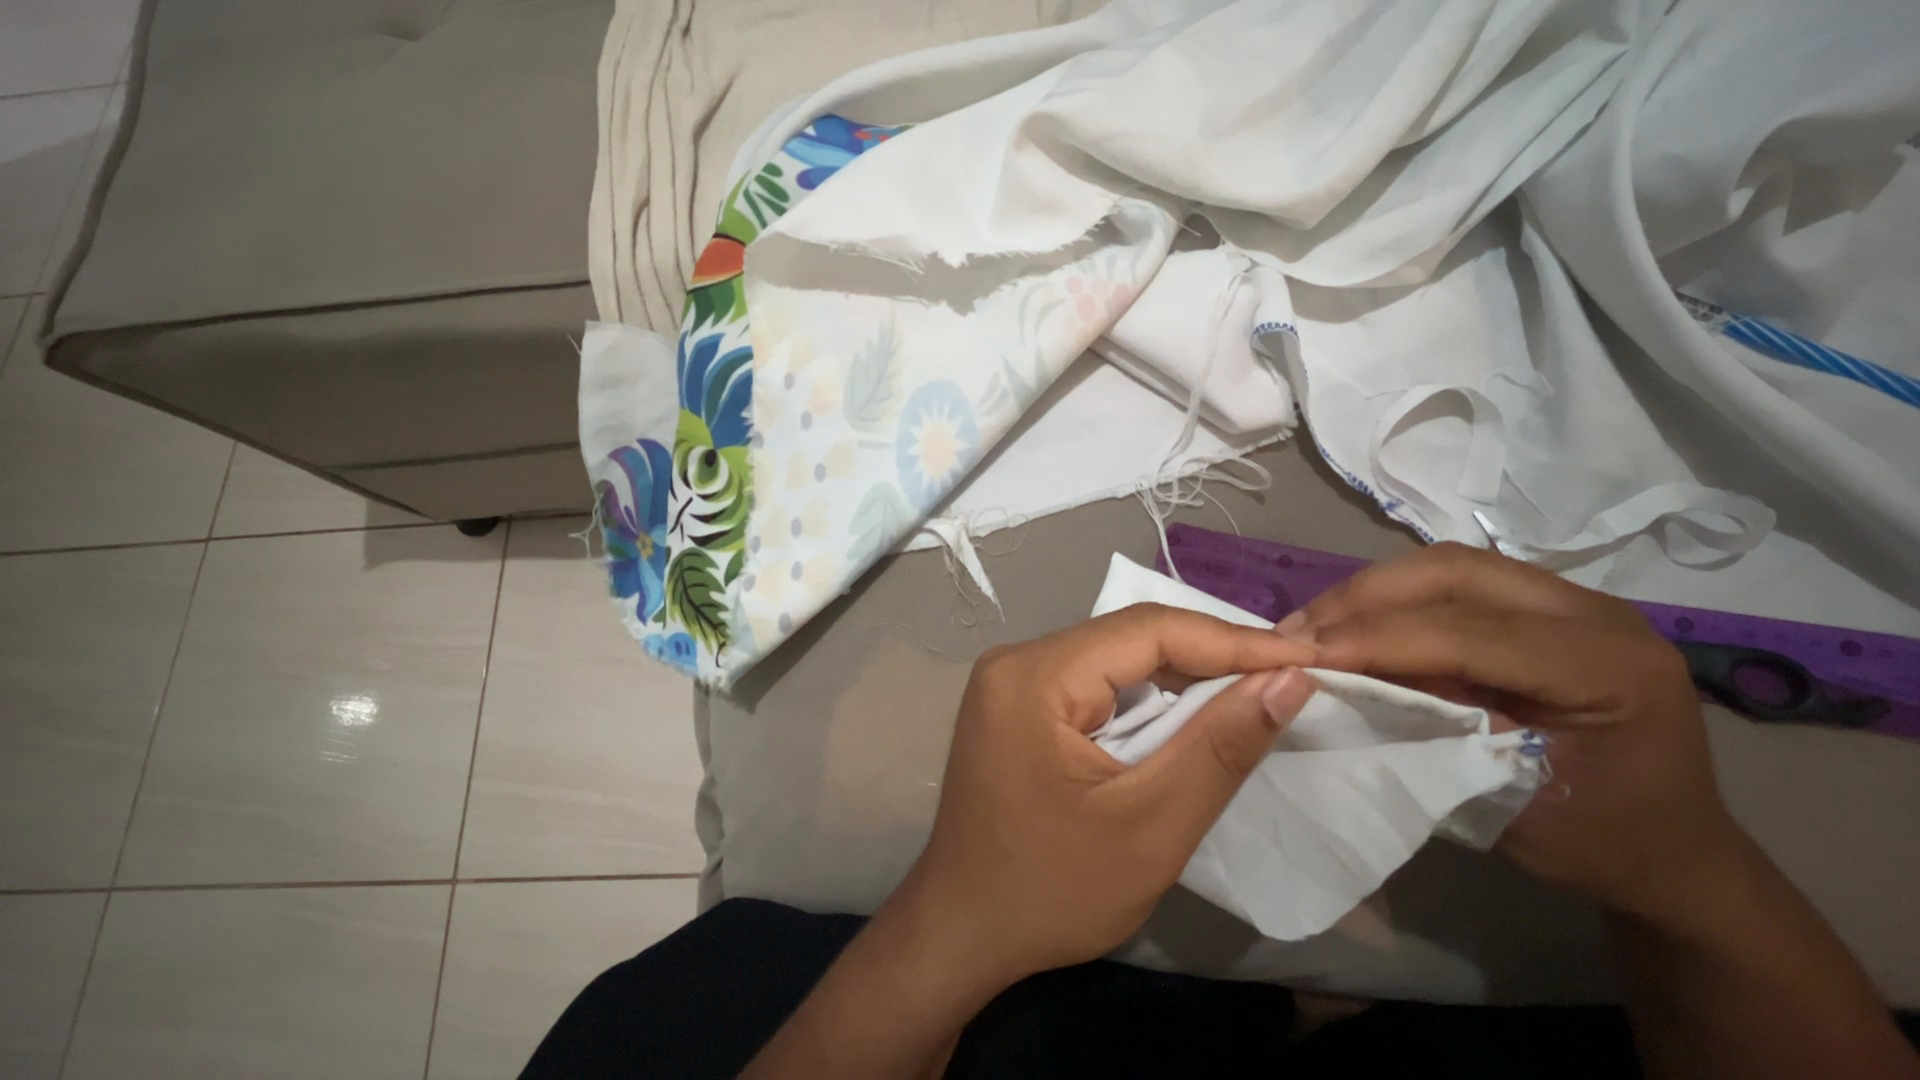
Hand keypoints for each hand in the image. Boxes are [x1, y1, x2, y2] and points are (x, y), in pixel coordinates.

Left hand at [898, 603, 1316, 988]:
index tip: (1308, 657)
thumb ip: (1220, 748)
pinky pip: (1095, 683)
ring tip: (1257, 691)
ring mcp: (1011, 683)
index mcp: (1034, 676)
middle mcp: (1016, 661)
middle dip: (1213, 656)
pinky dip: (1147, 700)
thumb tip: (1288, 680)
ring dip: (1184, 678)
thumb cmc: (1052, 890)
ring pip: (1116, 659)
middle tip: (1290, 676)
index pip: (1149, 630)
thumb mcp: (1151, 826)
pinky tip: (1190, 717)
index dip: (1235, 640)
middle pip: (1130, 638)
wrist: (962, 933)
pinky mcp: (1017, 706)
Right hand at [1286, 542, 1744, 921]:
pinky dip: (1396, 598)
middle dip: (1364, 598)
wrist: (1672, 851)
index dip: (1378, 638)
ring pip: (1450, 565)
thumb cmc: (1596, 843)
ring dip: (1373, 591)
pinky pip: (1458, 581)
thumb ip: (1434, 732)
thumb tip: (1343, 685)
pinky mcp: (1548, 605)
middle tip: (1295, 633)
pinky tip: (1356, 624)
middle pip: (1455, 573)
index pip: (1470, 632)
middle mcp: (1598, 615)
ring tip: (1313, 626)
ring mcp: (1574, 601)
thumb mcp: (1509, 801)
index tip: (1300, 655)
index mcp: (1609, 669)